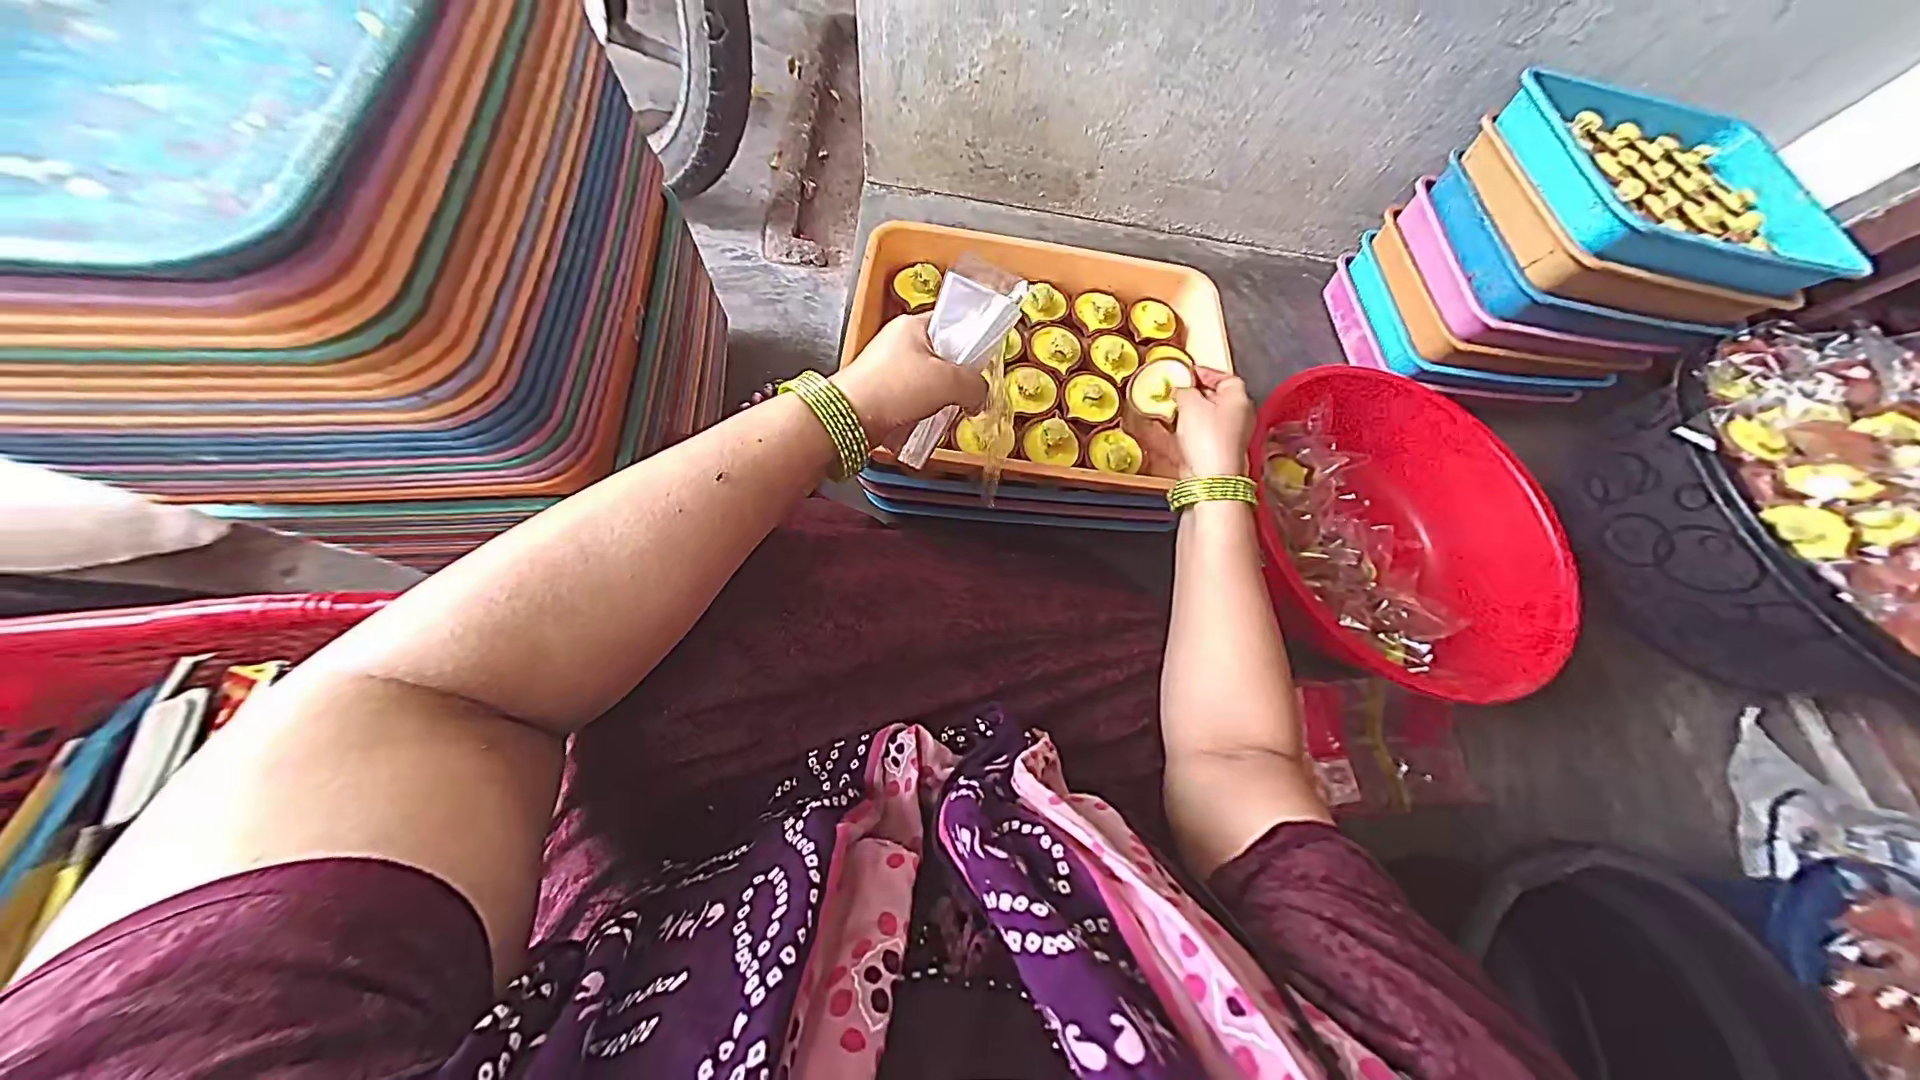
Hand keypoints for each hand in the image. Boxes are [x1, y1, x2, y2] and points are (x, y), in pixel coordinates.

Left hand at [830, 313, 987, 440]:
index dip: (972, 342)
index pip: (954, 323)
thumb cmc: (892, 389)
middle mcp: (901, 343)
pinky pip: (916, 399)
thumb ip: (974, 384)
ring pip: (931, 382)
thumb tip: (981, 395)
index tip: (982, 363)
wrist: (850, 419)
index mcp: (914, 325)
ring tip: (945, 410)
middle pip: (945, 357)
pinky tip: (928, 420)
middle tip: (965, 393)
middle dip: (958, 379)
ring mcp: (891, 368)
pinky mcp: (886, 393)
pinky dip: (926, 411)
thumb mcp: (947, 381)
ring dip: (942, 399)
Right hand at [1132, 367, 1254, 477]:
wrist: (1210, 476)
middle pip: (1218, 396)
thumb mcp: (1189, 404)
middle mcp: (1241, 415)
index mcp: (1239, 398)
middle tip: (1179, 391)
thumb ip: (1184, 390)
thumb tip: (1181, 390)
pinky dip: (1193, 428)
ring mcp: (1232, 434)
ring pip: (1211, 415)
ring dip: (1194, 412)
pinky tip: (1179, 430)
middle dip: (1198, 392)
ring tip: (1175, 410)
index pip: (1224, 376)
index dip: (1205, 373)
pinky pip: (1206, 432)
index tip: (1189, 373)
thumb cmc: (1207, 438)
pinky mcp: (1220, 450)